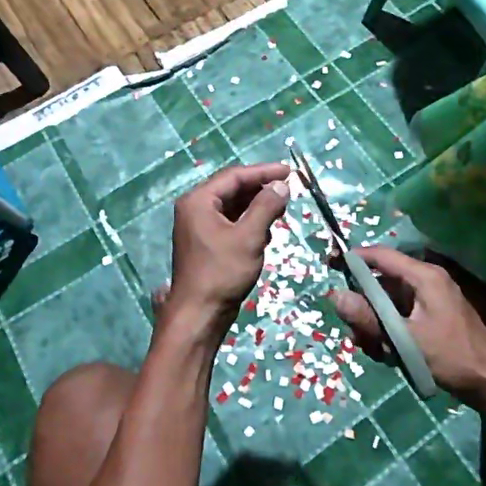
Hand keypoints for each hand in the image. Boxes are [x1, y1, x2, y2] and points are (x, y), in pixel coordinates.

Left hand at [165, 163, 291, 334]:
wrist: (200, 314)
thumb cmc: (222, 272)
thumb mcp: (249, 237)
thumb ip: (266, 206)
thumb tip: (282, 185)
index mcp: (199, 201)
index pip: (235, 176)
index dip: (264, 172)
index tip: (290, 172)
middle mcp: (195, 209)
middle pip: (232, 189)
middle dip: (261, 188)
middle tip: (288, 189)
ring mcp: (199, 227)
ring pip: (233, 206)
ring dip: (257, 206)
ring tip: (281, 209)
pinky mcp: (206, 243)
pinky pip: (231, 222)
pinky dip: (249, 222)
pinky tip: (266, 230)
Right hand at [328, 248, 485, 398]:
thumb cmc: (450, 356)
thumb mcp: (404, 339)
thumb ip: (369, 317)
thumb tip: (335, 295)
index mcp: (424, 277)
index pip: (381, 256)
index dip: (353, 258)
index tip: (329, 265)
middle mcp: (426, 282)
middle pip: (381, 284)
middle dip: (365, 311)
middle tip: (360, 337)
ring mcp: (430, 300)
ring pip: (388, 305)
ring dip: (377, 328)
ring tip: (381, 354)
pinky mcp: (431, 317)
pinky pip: (400, 317)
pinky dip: (391, 334)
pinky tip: (392, 357)